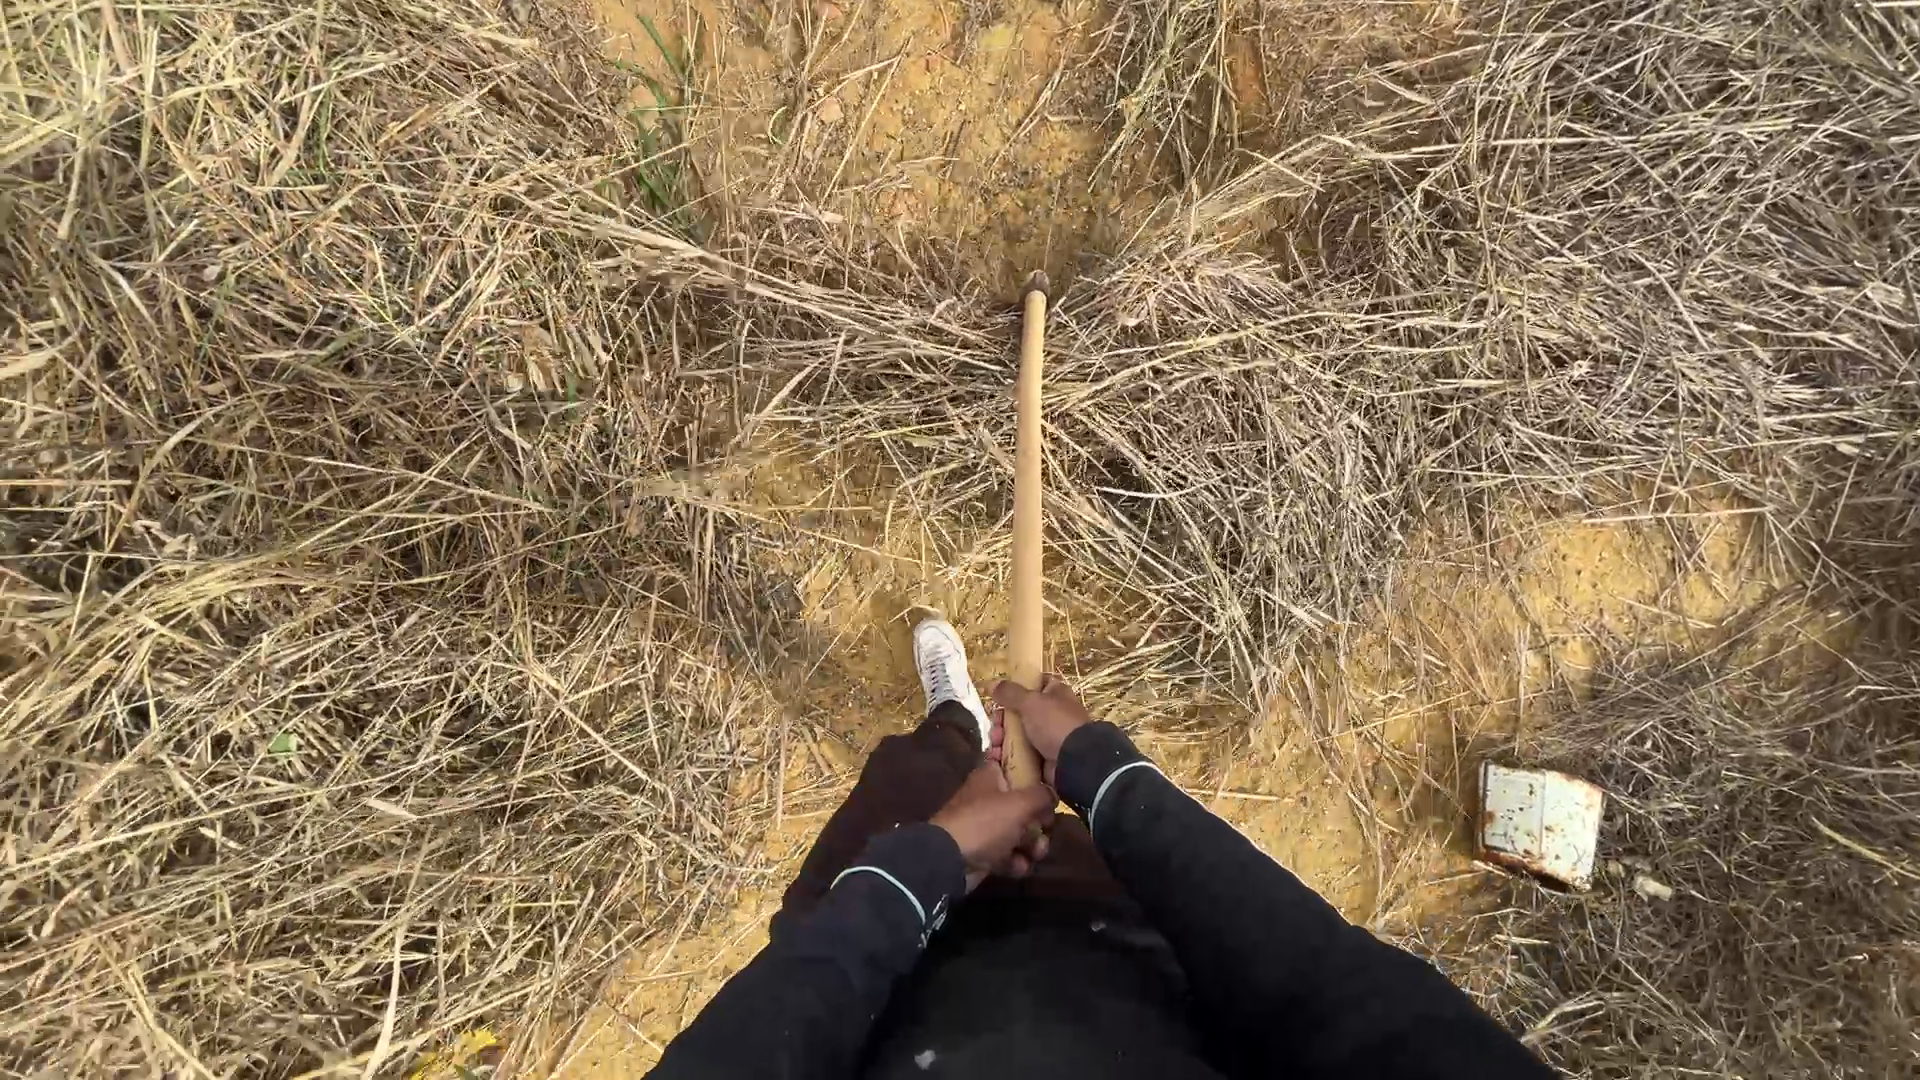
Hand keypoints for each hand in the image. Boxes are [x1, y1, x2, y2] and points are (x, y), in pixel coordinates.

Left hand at [930, 764, 1054, 891]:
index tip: (1049, 785)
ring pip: (1020, 831)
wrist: (949, 860)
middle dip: (1039, 820)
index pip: (1015, 762)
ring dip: (1032, 844)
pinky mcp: (985, 851)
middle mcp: (989, 797)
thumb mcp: (1019, 804)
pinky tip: (1019, 866)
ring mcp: (986, 825)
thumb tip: (1054, 793)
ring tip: (1035, 853)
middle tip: (1046, 828)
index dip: (1034, 772)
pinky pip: (1009, 853)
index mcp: (991, 776)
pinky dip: (1016, 860)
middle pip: (1024, 803)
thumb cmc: (984, 822)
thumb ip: (1042, 795)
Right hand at [990, 674, 1093, 785]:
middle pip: (1020, 711)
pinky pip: (1020, 753)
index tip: (999, 697)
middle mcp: (1052, 713)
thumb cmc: (1055, 723)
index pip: (1034, 684)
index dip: (1016, 688)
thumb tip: (992, 684)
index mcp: (1055, 694)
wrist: (1074, 761)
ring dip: (1002, 738)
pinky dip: (1008, 755)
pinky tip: (997, 756)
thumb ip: (1010, 693)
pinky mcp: (1042, 757)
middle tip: (995, 726)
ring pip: (1018, 733)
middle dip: (1003, 720)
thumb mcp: (1031, 702)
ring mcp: (1047, 736)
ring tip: (995, 745)